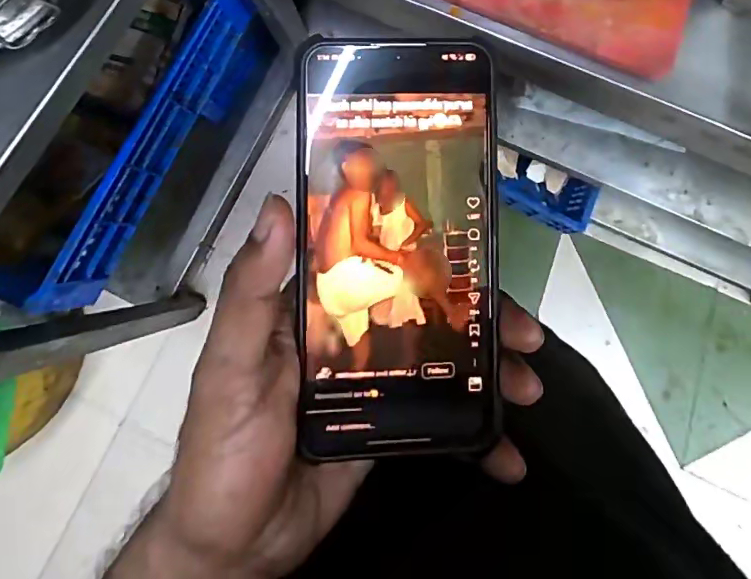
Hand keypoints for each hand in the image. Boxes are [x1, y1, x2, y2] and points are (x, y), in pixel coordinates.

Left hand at [112, 195, 545, 578]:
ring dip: (491, 367)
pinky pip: (442, 417)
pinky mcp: (389, 425)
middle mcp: (351, 330)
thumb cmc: (222, 444)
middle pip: (427, 305)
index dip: (431, 248)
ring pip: (445, 355)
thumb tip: (276, 206)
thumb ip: (250, 289)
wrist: (233, 548)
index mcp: (317, 304)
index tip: (478, 248)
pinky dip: (478, 435)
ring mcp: (376, 379)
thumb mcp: (231, 362)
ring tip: (528, 387)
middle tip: (524, 332)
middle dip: (480, 314)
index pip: (380, 257)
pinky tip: (507, 453)